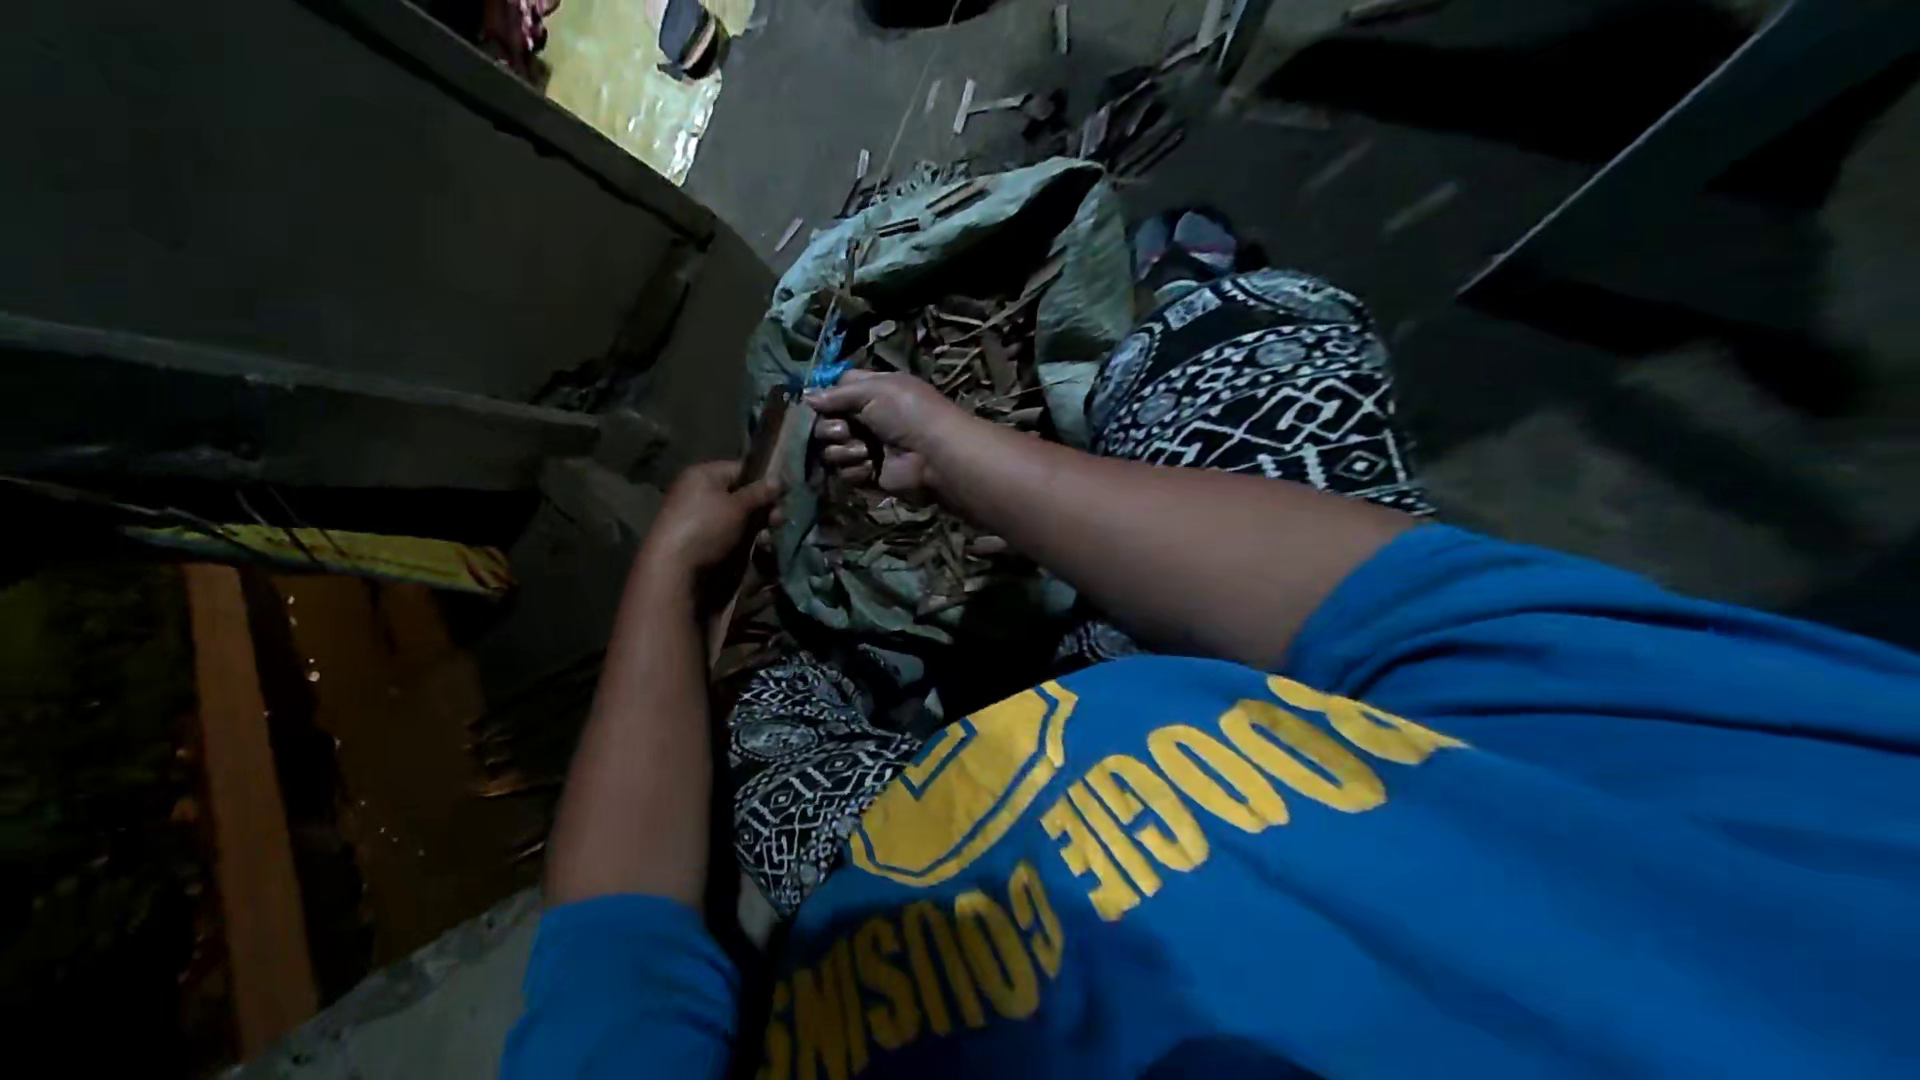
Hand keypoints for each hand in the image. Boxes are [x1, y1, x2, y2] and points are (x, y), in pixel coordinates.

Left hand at [637, 461, 781, 576]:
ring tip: (768, 538)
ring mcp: (700, 516)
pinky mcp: (702, 538)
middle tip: (778, 520)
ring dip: (757, 525)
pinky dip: (745, 537)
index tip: (783, 496)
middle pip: (742, 494)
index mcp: (704, 474)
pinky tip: (757, 546)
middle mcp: (700, 491)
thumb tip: (779, 480)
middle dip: (763, 507)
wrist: (674, 567)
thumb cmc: (706, 527)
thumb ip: (760, 493)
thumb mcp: (738, 506)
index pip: (742, 469)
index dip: (764, 481)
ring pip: (739, 516)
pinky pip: (730, 532)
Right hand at [805, 371, 982, 494]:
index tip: (821, 404)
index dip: (825, 399)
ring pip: (830, 451)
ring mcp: (866, 448)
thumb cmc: (908, 413)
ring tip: (866, 451)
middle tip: (847, 430)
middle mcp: (865, 419)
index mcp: (870, 392)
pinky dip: (855, 469)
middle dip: (831, 428)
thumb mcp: (873, 390)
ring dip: (844, 450)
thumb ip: (837, 394)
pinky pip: (844, 473)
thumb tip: (806, 397)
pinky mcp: (869, 475)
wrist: (934, 454)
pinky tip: (872, 467)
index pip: (834, 392)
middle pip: (825, 423)